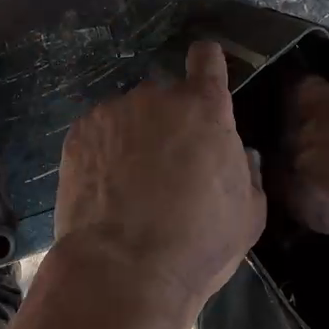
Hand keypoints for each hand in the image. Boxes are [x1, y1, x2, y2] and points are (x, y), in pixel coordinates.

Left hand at [52, 41, 265, 310]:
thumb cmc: (198, 244)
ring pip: (130, 116)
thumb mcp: (248, 214)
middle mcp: (156, 96)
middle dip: (169, 122)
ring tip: (131, 186)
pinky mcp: (80, 132)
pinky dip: (104, 153)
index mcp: (204, 107)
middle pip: (166, 97)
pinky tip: (106, 190)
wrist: (123, 270)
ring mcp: (113, 110)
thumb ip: (245, 170)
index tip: (204, 78)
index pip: (207, 57)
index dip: (207, 65)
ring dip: (134, 138)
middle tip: (168, 167)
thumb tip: (237, 153)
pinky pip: (99, 133)